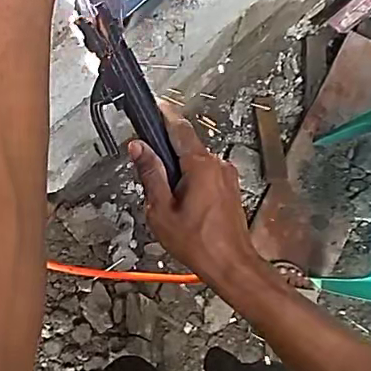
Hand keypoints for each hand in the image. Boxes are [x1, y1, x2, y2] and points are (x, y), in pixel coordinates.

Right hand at [128, 105, 275, 293]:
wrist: (231, 265)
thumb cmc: (199, 244)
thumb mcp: (161, 210)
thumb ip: (150, 174)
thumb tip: (139, 148)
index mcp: (200, 166)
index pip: (178, 128)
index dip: (163, 115)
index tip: (153, 106)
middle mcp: (217, 165)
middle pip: (185, 146)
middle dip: (165, 155)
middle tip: (149, 175)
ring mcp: (226, 177)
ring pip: (195, 163)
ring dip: (178, 173)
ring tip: (168, 203)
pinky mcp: (230, 189)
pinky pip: (206, 176)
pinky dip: (191, 183)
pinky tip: (183, 207)